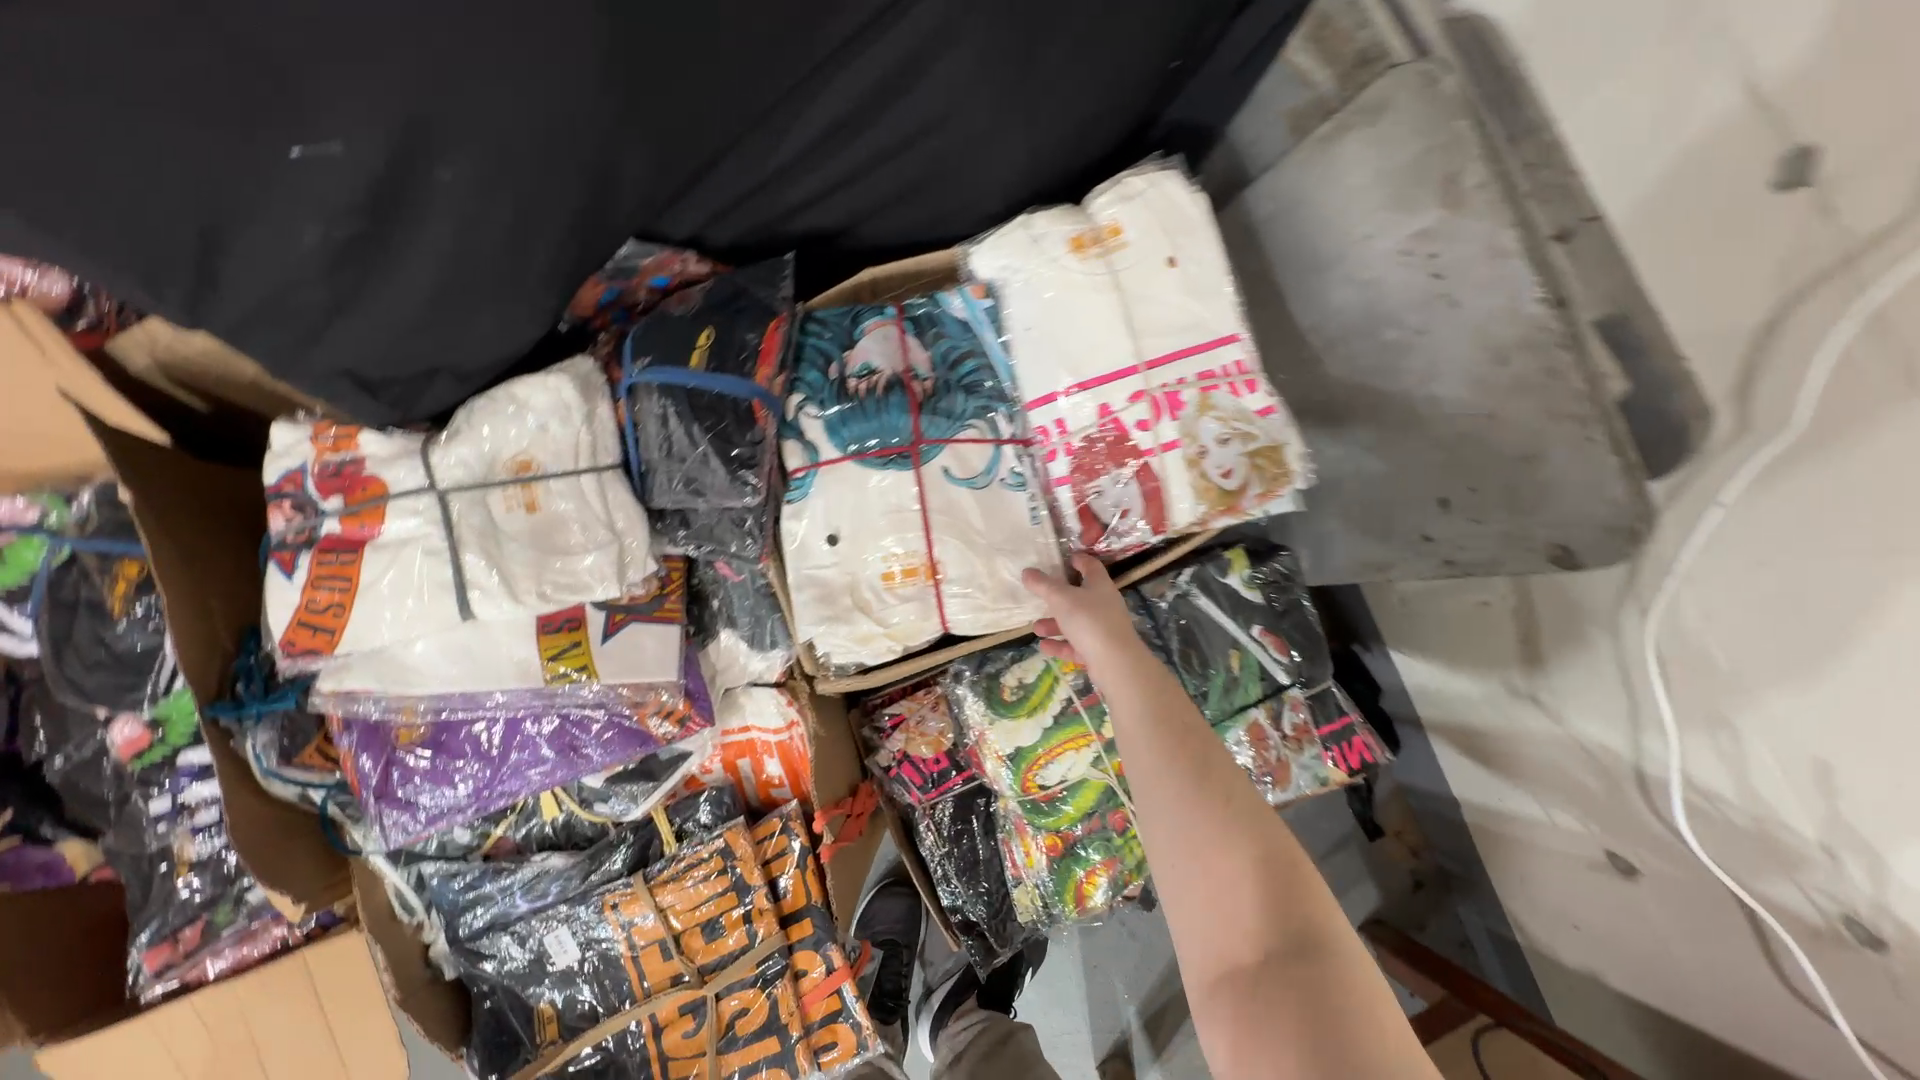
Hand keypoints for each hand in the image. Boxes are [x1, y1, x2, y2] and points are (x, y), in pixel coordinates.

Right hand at [1022, 553, 1146, 674]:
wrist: (1115, 662)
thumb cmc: (1089, 620)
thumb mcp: (1061, 598)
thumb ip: (1043, 585)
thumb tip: (1027, 571)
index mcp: (1099, 585)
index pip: (1091, 566)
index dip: (1078, 560)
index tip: (1065, 558)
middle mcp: (1104, 605)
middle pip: (1081, 596)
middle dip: (1058, 598)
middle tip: (1041, 597)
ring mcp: (1103, 629)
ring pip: (1076, 623)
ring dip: (1055, 624)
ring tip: (1036, 628)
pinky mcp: (1100, 651)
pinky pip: (1077, 645)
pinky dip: (1061, 644)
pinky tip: (1044, 646)